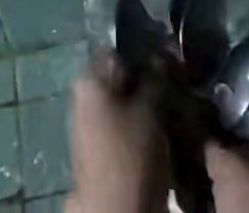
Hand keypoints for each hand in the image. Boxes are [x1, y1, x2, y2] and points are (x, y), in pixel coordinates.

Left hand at [64, 50, 170, 212]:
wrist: (114, 210)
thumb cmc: (130, 152)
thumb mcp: (150, 109)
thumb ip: (156, 76)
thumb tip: (164, 52)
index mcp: (86, 79)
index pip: (116, 52)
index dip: (143, 56)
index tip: (165, 65)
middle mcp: (79, 96)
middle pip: (116, 78)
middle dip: (143, 83)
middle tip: (169, 91)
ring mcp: (82, 123)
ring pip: (117, 102)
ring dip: (139, 105)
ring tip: (165, 114)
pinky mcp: (91, 146)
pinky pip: (114, 123)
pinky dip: (132, 124)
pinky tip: (151, 134)